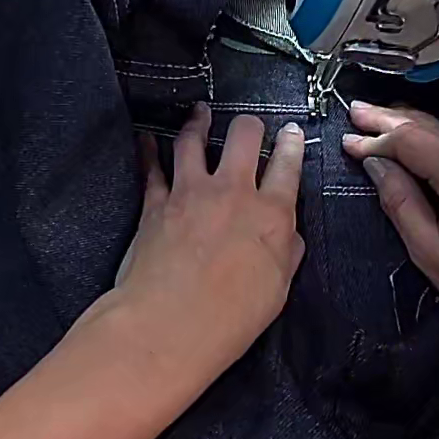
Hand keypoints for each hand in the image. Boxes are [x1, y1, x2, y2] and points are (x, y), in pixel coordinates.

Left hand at [97, 103, 305, 380]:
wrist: (168, 325)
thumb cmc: (231, 317)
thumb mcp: (278, 288)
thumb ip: (287, 252)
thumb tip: (289, 233)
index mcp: (270, 213)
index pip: (287, 166)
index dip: (291, 144)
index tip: (290, 132)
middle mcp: (232, 191)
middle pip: (244, 136)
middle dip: (250, 125)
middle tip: (250, 126)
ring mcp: (191, 192)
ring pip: (194, 140)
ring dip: (199, 122)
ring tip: (200, 112)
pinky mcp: (156, 203)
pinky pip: (152, 167)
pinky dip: (149, 150)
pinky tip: (147, 138)